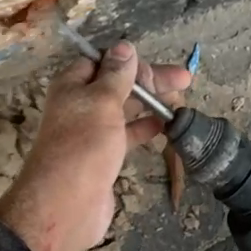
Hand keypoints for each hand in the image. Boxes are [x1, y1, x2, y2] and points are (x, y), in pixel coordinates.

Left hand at [0, 42, 192, 250]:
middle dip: (149, 81)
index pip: (102, 61)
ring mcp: (91, 130)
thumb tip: (125, 46)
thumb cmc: (83, 144)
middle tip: (184, 79)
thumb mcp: (102, 101)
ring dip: (150, 104)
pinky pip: (126, 133)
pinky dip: (145, 127)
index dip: (128, 61)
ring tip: (180, 101)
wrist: (67, 204)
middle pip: (117, 84)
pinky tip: (165, 126)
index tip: (154, 67)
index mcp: (73, 84)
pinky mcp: (102, 154)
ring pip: (124, 108)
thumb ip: (117, 75)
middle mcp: (80, 103)